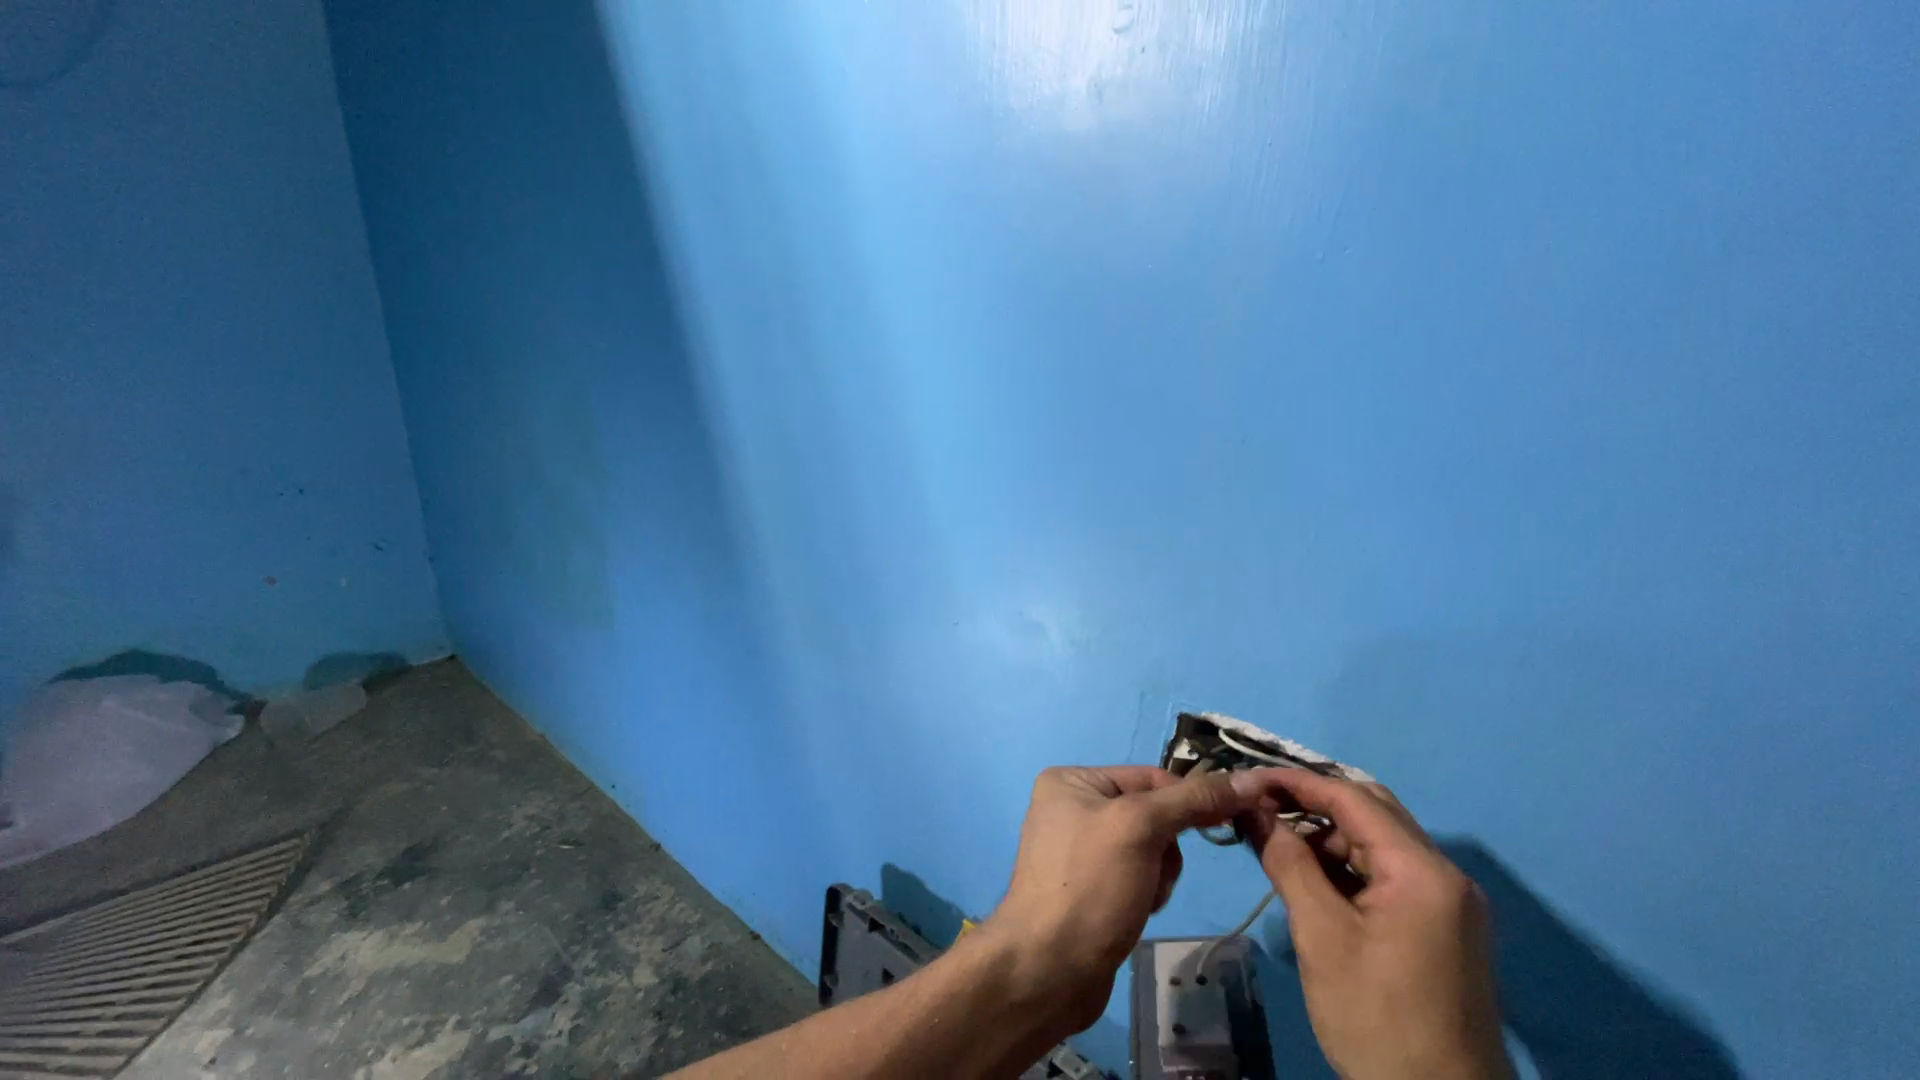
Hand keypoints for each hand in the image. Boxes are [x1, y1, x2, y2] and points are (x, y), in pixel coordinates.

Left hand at [984, 765, 1259, 1033]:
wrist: (1050, 969)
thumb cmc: (1090, 885)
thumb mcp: (1141, 828)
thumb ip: (1193, 800)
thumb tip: (1250, 779)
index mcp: (1072, 781)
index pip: (1152, 777)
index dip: (1189, 800)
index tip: (1224, 824)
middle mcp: (1072, 807)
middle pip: (1153, 813)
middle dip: (1167, 846)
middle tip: (1155, 872)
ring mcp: (1080, 849)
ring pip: (1152, 848)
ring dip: (1160, 873)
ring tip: (1143, 896)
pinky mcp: (1091, 887)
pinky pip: (1138, 875)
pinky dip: (1148, 891)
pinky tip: (1136, 911)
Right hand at [1238, 769, 1511, 1079]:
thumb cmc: (1376, 1019)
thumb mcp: (1321, 936)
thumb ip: (1288, 862)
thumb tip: (1252, 810)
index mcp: (1423, 871)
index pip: (1353, 799)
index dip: (1297, 782)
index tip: (1247, 779)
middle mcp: (1445, 874)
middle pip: (1373, 812)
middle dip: (1312, 804)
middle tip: (1258, 808)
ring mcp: (1449, 902)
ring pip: (1380, 843)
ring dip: (1329, 836)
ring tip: (1274, 842)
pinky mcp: (1443, 925)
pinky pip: (1390, 874)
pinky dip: (1349, 866)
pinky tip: (1311, 877)